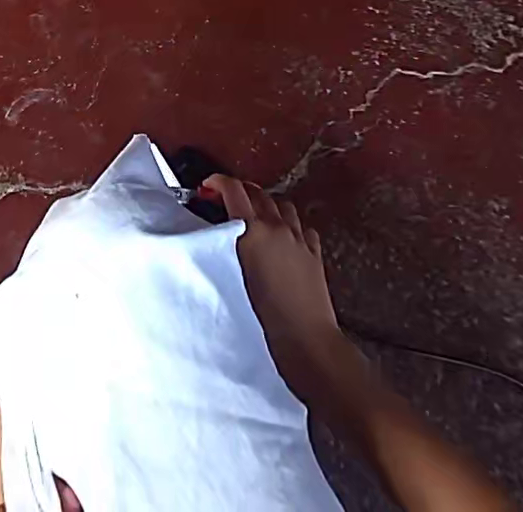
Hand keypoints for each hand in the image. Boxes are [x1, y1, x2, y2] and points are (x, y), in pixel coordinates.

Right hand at [204, 175, 351, 402]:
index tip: (208, 185)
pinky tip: (285, 235)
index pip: (235, 191)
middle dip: (240, 190)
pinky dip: (291, 224)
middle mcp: (279, 227)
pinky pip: (302, 227)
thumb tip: (222, 230)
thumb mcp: (236, 276)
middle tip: (224, 197)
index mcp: (256, 231)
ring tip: (254, 214)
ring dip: (266, 204)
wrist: (307, 340)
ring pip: (282, 205)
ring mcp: (299, 238)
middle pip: (258, 193)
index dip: (219, 182)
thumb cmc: (267, 317)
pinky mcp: (314, 253)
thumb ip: (230, 246)